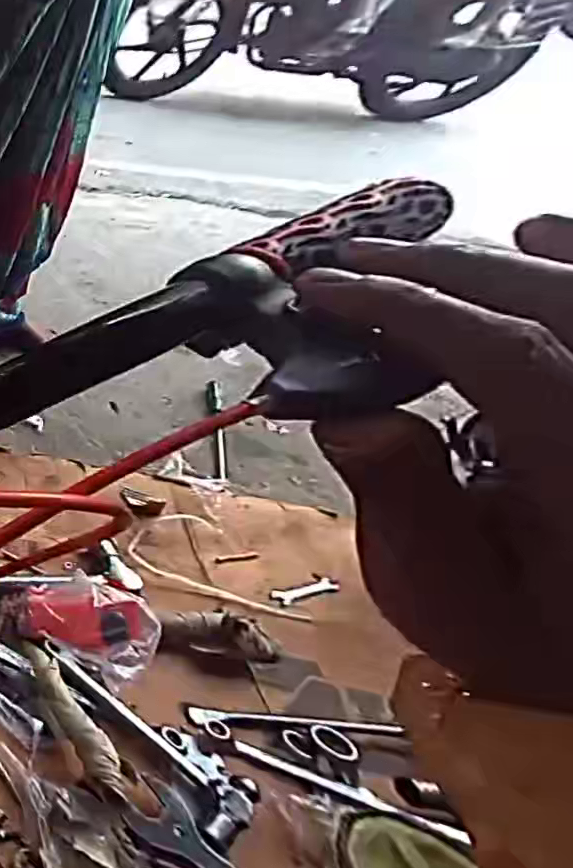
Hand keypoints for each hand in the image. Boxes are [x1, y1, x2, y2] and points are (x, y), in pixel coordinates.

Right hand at [295, 216, 572, 712]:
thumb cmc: (523, 634)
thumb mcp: (444, 585)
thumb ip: (404, 499)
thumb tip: (350, 416)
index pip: (504, 351)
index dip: (402, 308)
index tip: (319, 291)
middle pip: (563, 308)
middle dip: (446, 272)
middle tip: (349, 261)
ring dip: (513, 260)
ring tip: (416, 249)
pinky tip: (548, 233)